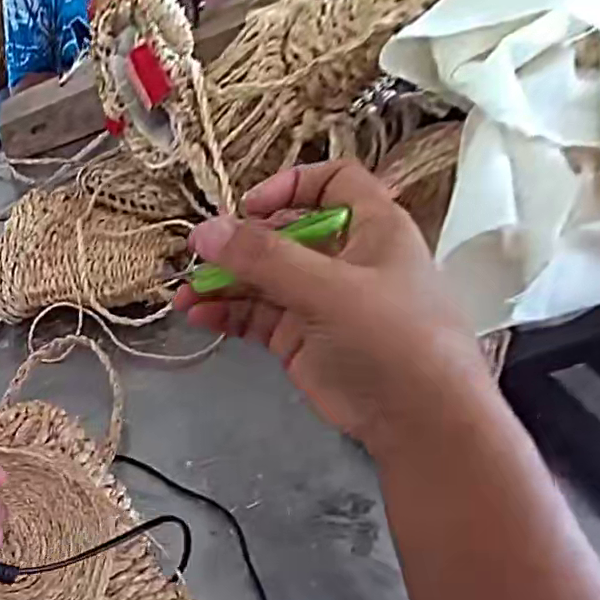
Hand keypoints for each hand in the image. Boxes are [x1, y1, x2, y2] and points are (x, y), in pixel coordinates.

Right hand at [171, 159, 490, 451]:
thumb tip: (204, 232)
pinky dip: (227, 315)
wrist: (414, 417)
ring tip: (185, 297)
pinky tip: (201, 317)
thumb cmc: (390, 337)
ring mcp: (316, 302)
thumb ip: (264, 259)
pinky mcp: (296, 340)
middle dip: (238, 247)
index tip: (246, 208)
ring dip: (222, 285)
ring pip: (260, 281)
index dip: (290, 187)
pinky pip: (255, 317)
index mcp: (369, 227)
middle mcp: (340, 260)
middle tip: (196, 259)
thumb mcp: (329, 289)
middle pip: (281, 237)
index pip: (332, 183)